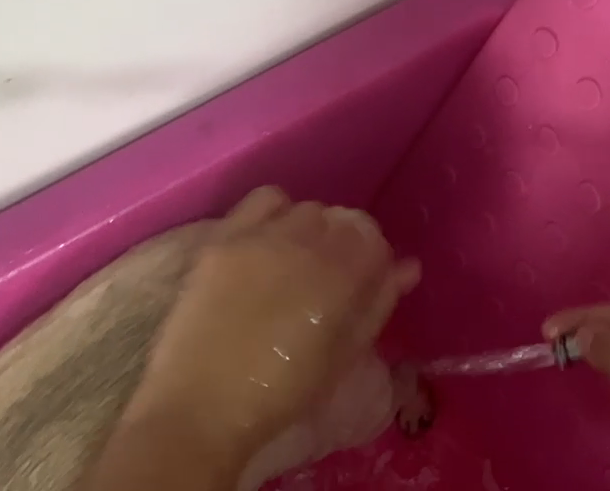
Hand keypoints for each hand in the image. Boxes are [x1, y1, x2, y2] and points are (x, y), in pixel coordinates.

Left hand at [124, 187, 419, 463]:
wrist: (200, 410)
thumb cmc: (283, 392)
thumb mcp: (345, 354)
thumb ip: (379, 303)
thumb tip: (408, 267)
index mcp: (343, 274)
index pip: (374, 238)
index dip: (374, 260)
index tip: (364, 283)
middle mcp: (308, 243)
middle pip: (342, 219)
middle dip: (345, 244)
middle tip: (329, 278)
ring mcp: (264, 236)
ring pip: (307, 210)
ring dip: (311, 231)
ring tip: (296, 262)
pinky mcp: (227, 237)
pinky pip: (264, 200)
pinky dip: (275, 213)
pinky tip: (269, 241)